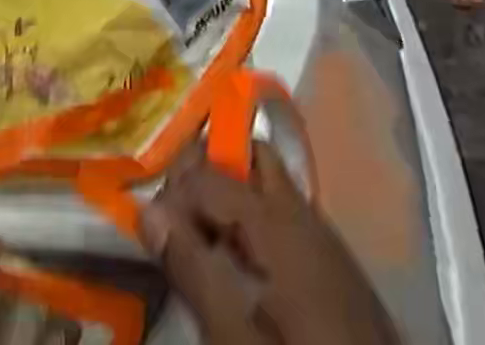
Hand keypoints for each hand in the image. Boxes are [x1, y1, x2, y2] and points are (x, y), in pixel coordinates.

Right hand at [139, 142, 399, 344]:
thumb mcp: (230, 330)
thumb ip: (189, 265)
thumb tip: (148, 210)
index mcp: (276, 221)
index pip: (208, 174)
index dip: (174, 193)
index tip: (156, 227)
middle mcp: (303, 215)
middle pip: (251, 156)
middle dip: (209, 168)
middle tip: (180, 208)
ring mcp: (325, 238)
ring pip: (271, 183)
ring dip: (231, 194)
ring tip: (205, 235)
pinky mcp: (337, 267)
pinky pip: (286, 216)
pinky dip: (255, 220)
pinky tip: (242, 260)